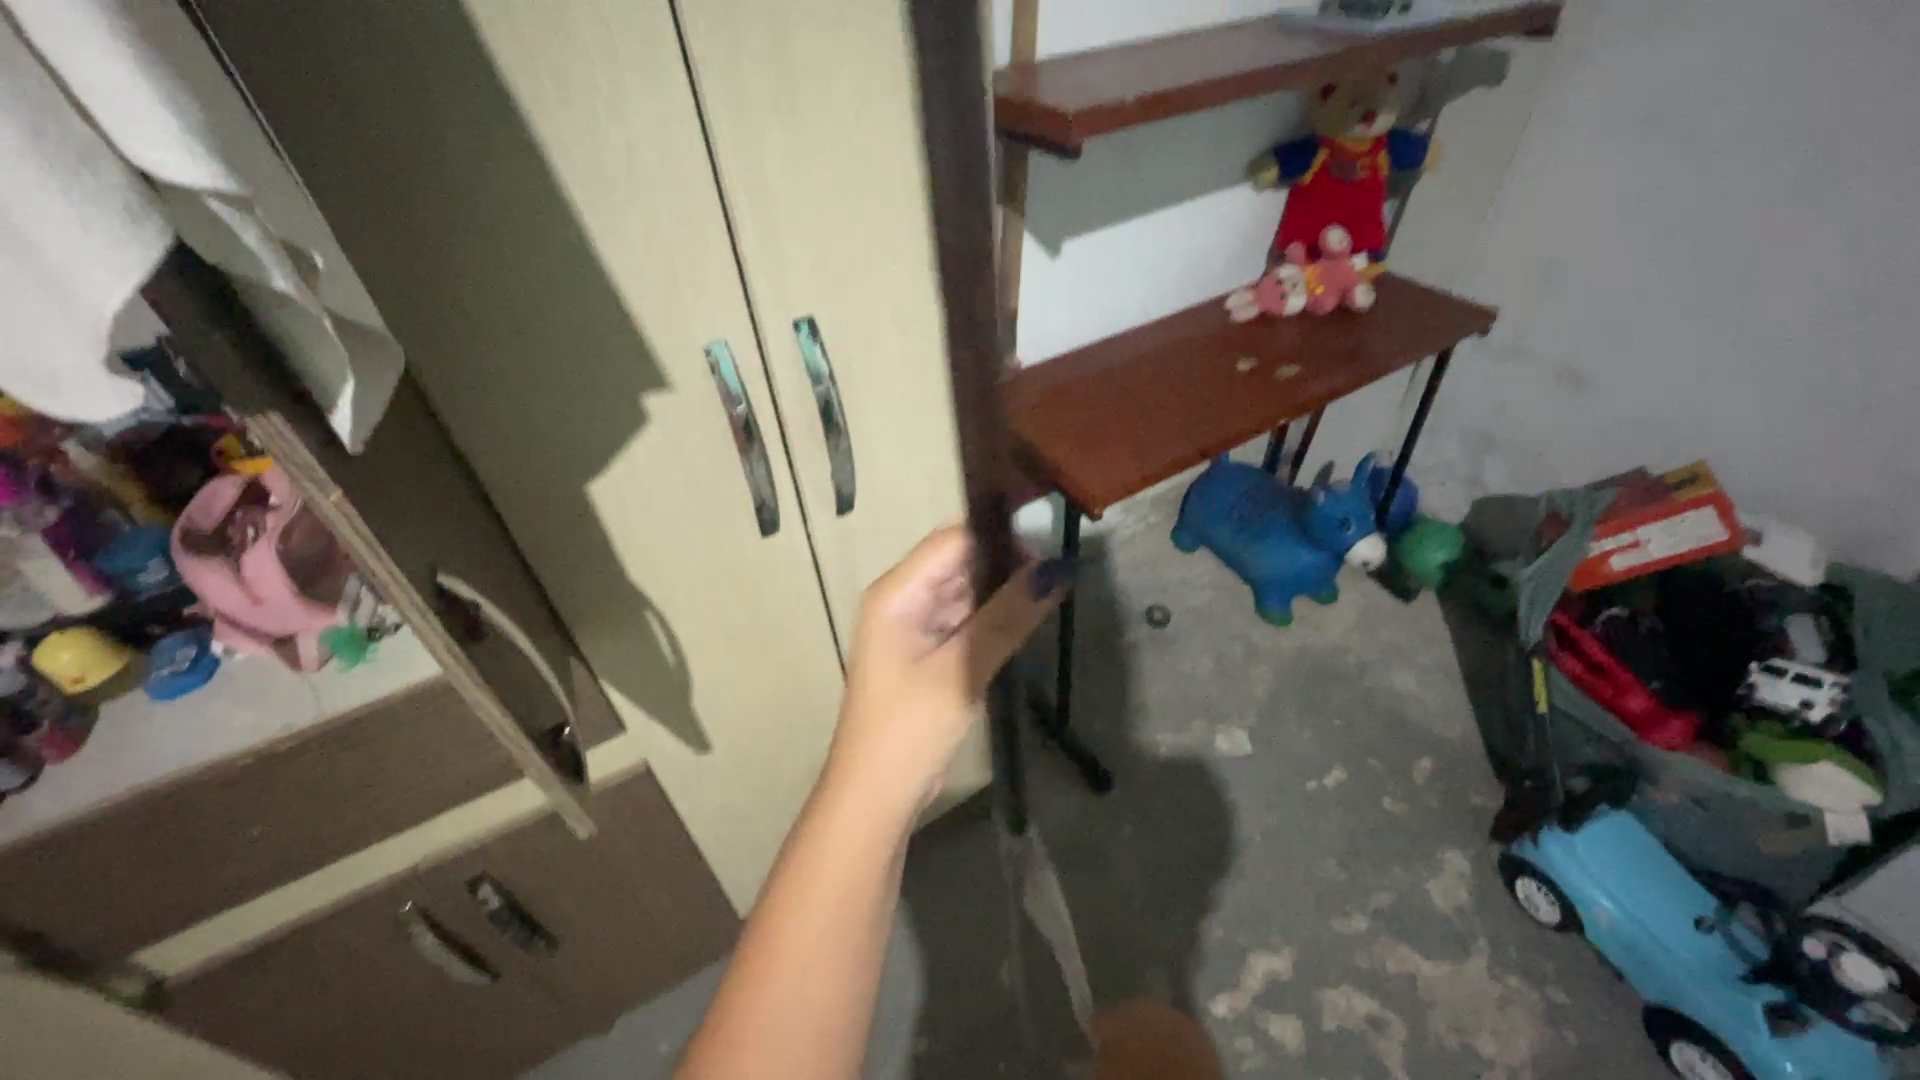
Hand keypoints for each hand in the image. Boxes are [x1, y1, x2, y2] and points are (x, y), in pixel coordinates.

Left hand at [825, 524, 1068, 820]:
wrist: (875, 796)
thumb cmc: (908, 730)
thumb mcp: (961, 671)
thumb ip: (1007, 618)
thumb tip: (1056, 570)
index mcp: (896, 593)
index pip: (952, 540)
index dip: (999, 538)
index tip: (1049, 550)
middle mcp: (903, 600)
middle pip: (959, 561)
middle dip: (1006, 563)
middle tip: (1059, 574)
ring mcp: (914, 627)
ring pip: (966, 590)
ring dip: (1003, 591)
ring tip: (1052, 593)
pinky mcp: (928, 653)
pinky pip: (965, 619)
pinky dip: (994, 618)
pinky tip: (1028, 620)